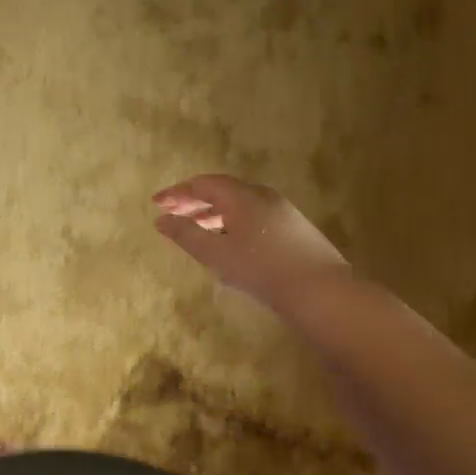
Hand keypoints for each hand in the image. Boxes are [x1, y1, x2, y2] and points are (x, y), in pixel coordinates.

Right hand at [152, 174, 351, 312]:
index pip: (204, 184)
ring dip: (212, 212)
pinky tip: (225, 240)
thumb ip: (185, 234)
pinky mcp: (292, 229)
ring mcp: (282, 212)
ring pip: (239, 204)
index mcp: (244, 197)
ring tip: (194, 227)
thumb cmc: (259, 269)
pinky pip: (253, 216)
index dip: (178, 192)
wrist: (319, 290)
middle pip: (223, 190)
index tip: (156, 203)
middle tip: (171, 212)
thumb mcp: (214, 253)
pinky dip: (230, 221)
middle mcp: (264, 197)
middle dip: (194, 200)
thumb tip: (161, 220)